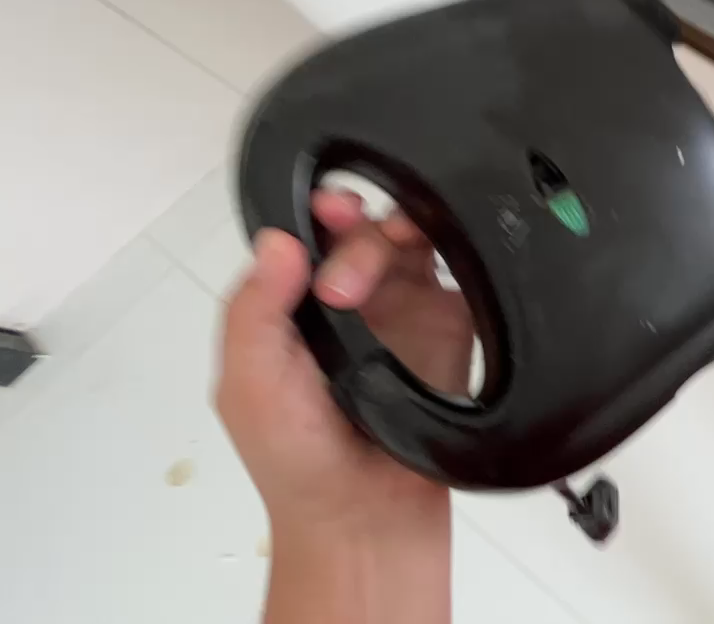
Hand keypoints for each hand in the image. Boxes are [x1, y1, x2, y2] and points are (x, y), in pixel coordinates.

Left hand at [215, 191, 472, 542]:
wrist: (370, 503)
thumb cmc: (296, 450)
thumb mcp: (249, 385)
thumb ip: (254, 312)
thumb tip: (282, 237)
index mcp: (299, 305)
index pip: (313, 240)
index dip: (323, 215)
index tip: (331, 210)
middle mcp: (357, 295)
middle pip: (366, 232)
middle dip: (358, 240)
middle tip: (345, 288)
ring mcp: (409, 303)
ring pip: (416, 238)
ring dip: (410, 230)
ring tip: (404, 251)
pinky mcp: (456, 315)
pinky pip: (464, 264)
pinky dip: (463, 243)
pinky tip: (460, 245)